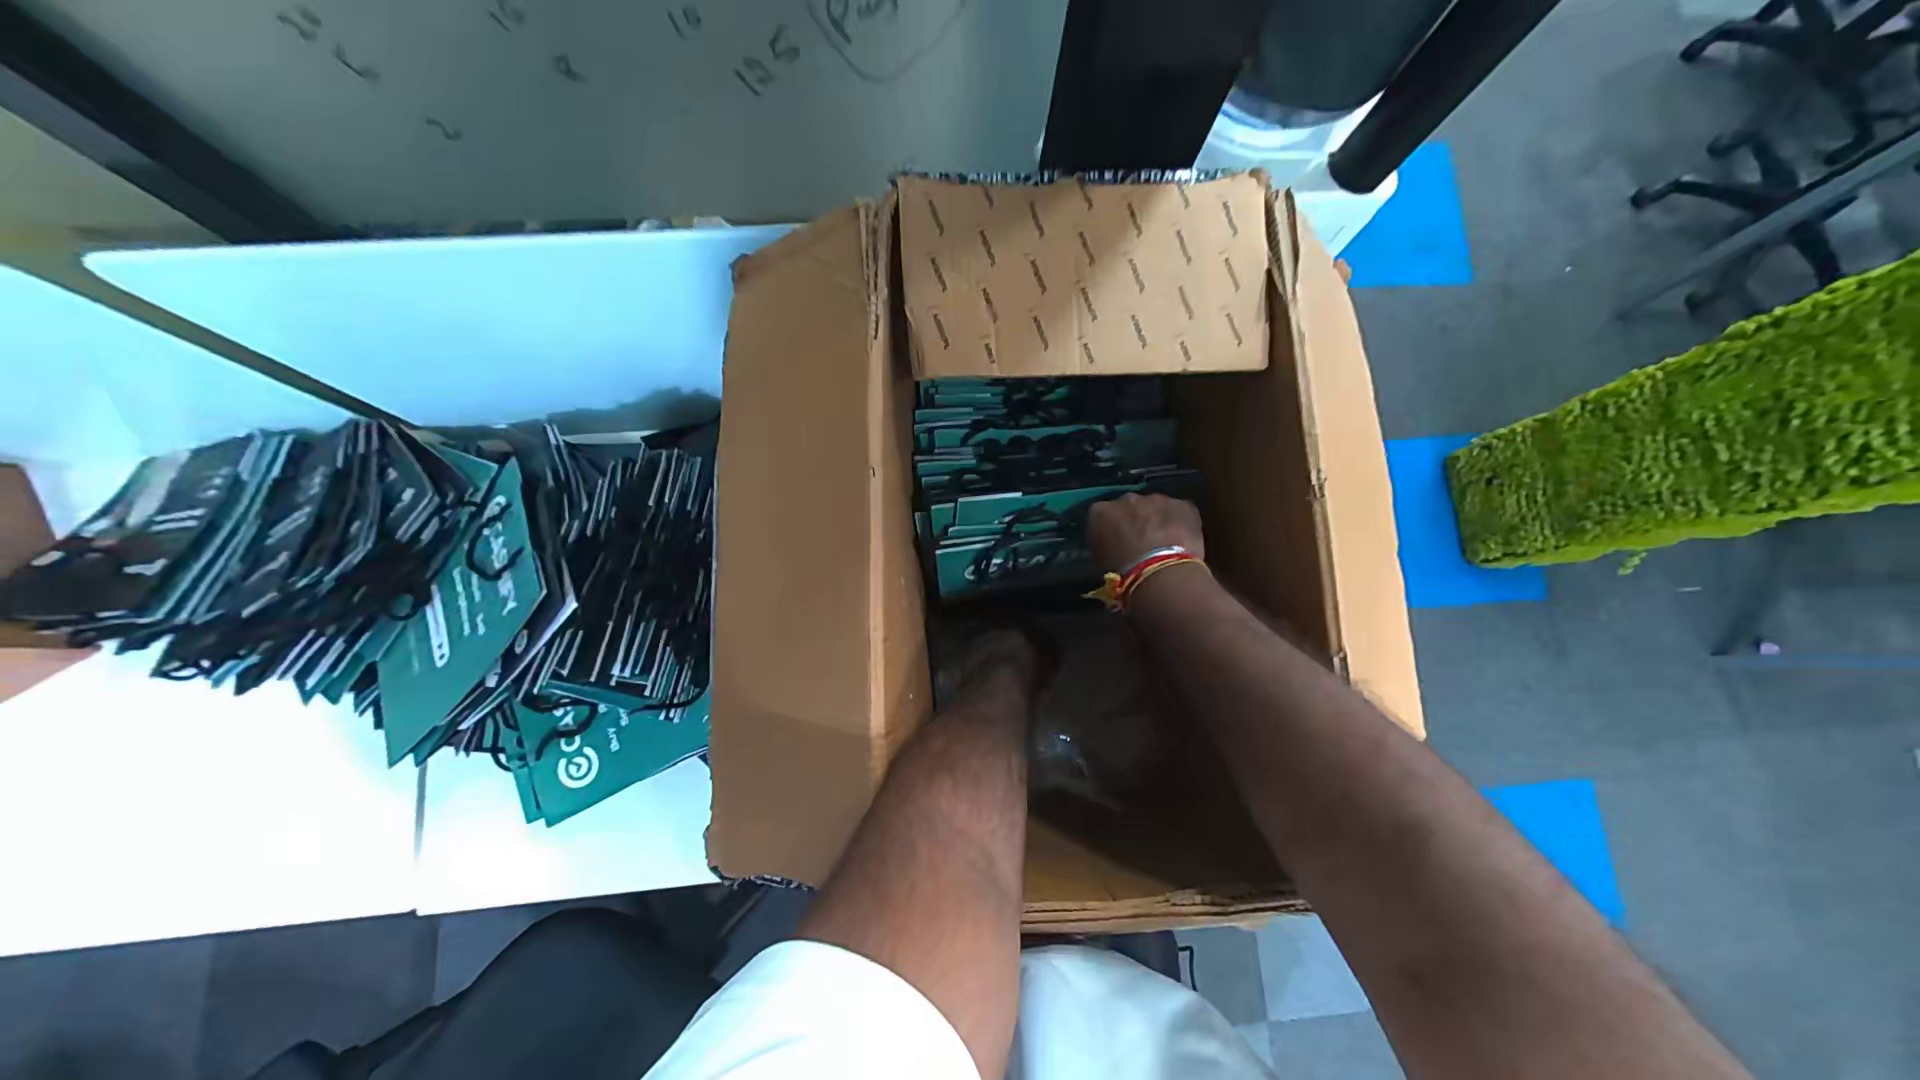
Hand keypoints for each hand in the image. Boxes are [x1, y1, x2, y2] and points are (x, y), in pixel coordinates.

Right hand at [1087, 493, 1204, 573]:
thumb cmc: (1122, 574)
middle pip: (1130, 506)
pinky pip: (1181, 512)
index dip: (1110, 529)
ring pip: (1157, 507)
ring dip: (1158, 520)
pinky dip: (1181, 523)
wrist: (1160, 573)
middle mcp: (1127, 499)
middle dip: (1135, 520)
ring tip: (1165, 543)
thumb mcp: (1100, 561)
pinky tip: (1183, 541)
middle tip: (1141, 542)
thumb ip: (1103, 546)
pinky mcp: (1184, 505)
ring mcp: (1157, 499)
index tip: (1115, 542)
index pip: (1101, 516)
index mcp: (1100, 512)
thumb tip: (1111, 547)